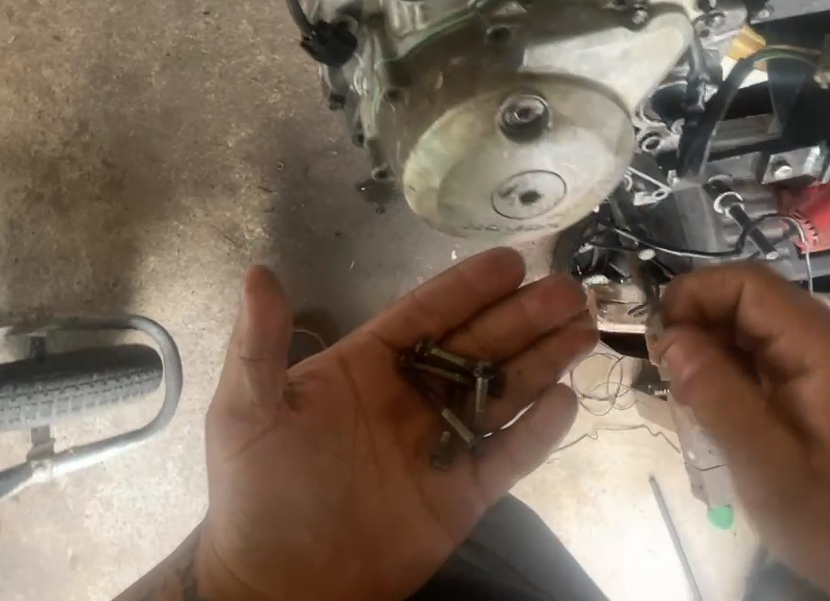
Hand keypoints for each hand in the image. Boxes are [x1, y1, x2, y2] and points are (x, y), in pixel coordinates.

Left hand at [189, 248, 597, 600]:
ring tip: (582, 329)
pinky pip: (504, 457)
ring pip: (499, 392)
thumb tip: (258, 271)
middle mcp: (411, 394)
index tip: (511, 260)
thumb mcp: (247, 409)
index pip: (427, 313)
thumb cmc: (257, 490)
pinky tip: (565, 400)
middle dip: (521, 316)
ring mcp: (438, 444)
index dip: (468, 286)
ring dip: (540, 360)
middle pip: (476, 345)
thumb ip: (259, 342)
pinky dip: (535, 431)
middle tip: (567, 290)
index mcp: (368, 364)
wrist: (277, 587)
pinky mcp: (459, 495)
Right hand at [652, 265, 829, 600]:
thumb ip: (717, 397)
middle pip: (754, 302)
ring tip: (700, 406)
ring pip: (765, 330)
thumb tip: (671, 338)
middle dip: (702, 329)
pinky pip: (784, 359)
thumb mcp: (771, 472)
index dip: (694, 296)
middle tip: (675, 382)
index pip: (747, 283)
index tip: (662, 345)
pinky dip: (747, 376)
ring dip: (721, 356)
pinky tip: (737, 419)